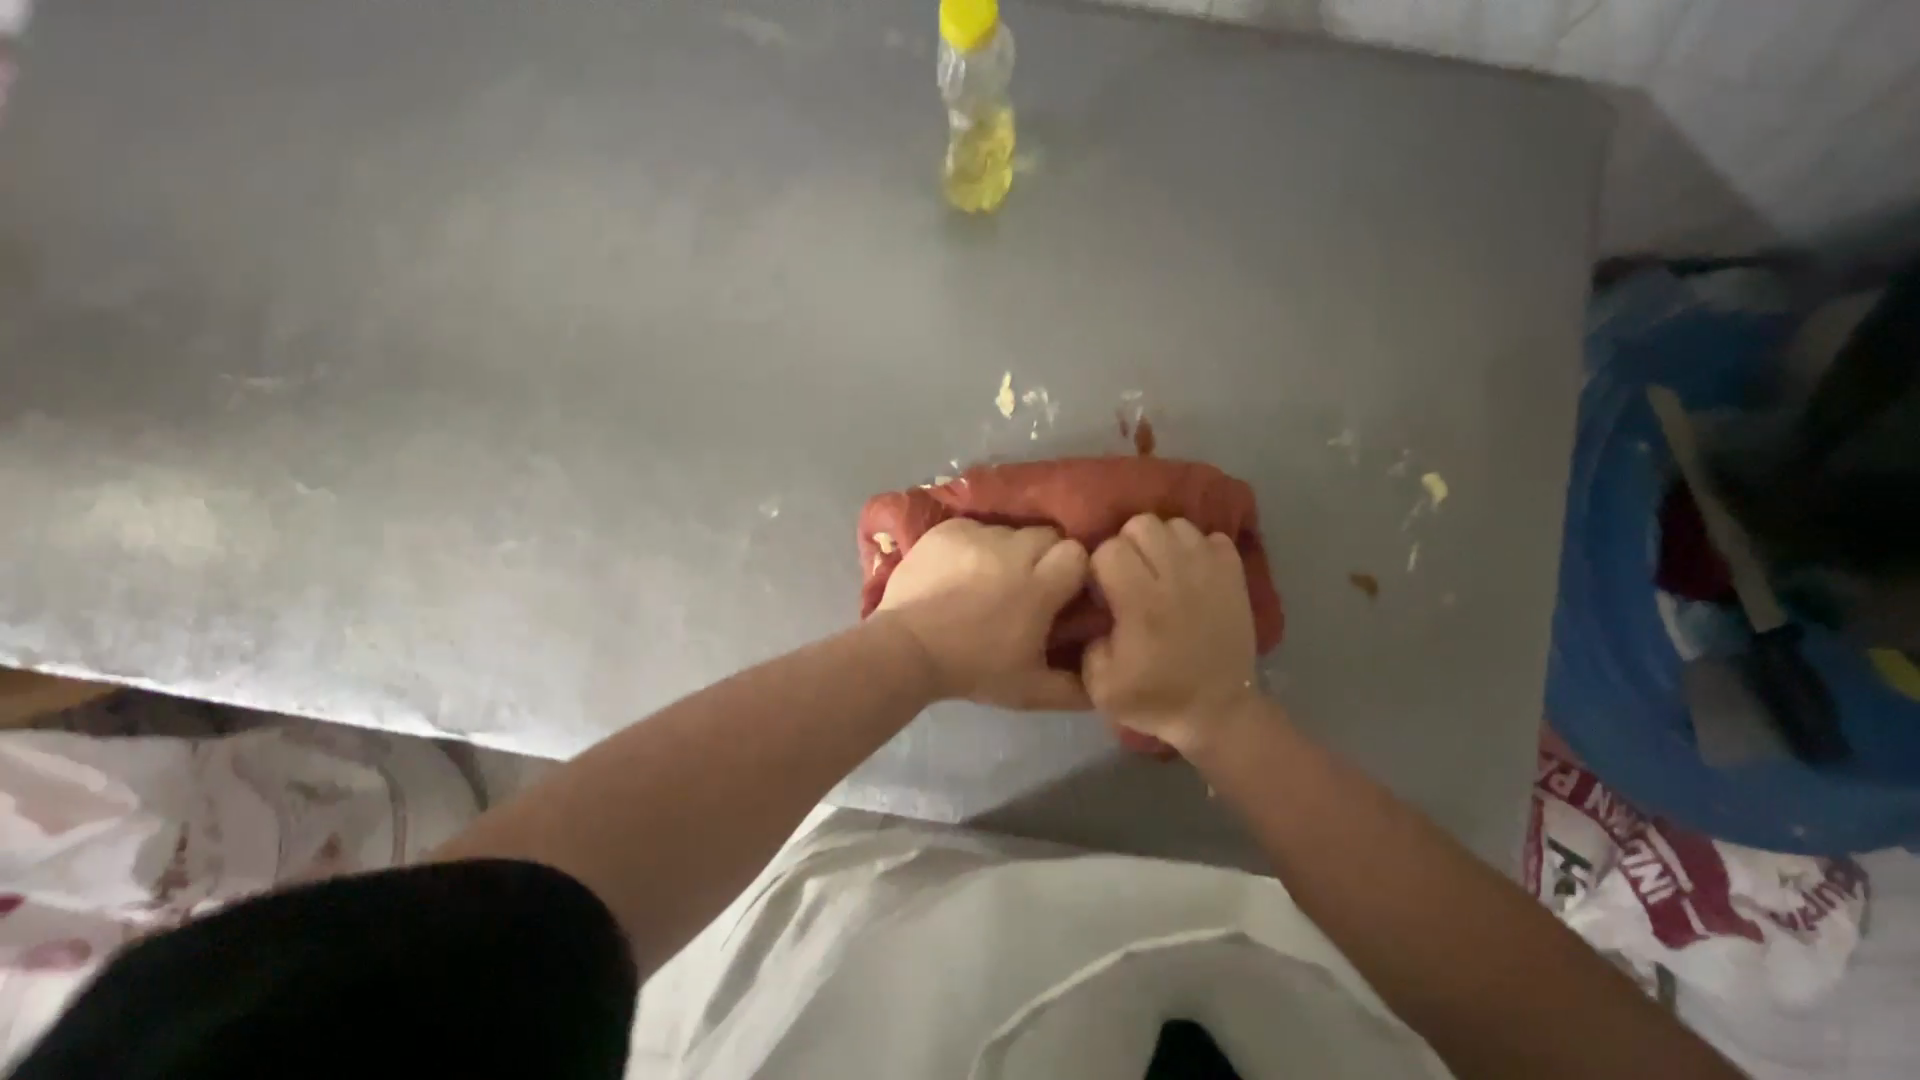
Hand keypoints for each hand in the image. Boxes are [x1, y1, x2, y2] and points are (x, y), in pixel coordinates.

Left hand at [877, 519, 1089, 709]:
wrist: (907, 651)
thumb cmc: (973, 670)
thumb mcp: (1031, 691)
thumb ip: (1076, 688)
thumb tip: (1104, 680)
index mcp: (1039, 585)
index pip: (1077, 553)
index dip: (1072, 572)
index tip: (1060, 593)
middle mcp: (1013, 550)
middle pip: (1047, 535)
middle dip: (1044, 557)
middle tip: (1027, 586)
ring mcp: (977, 535)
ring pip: (1010, 530)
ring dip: (1009, 551)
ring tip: (991, 579)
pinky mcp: (947, 530)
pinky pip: (975, 527)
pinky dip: (976, 545)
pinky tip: (963, 570)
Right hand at [1082, 514, 1259, 751]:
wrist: (1218, 711)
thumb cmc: (1155, 700)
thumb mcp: (1100, 685)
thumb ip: (1086, 640)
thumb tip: (1094, 606)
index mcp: (1141, 603)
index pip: (1109, 549)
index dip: (1099, 566)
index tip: (1102, 590)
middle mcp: (1176, 578)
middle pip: (1141, 524)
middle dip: (1128, 545)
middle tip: (1129, 574)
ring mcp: (1210, 572)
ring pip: (1176, 524)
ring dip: (1162, 542)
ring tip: (1159, 569)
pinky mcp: (1235, 575)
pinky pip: (1212, 536)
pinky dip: (1197, 547)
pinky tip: (1190, 572)